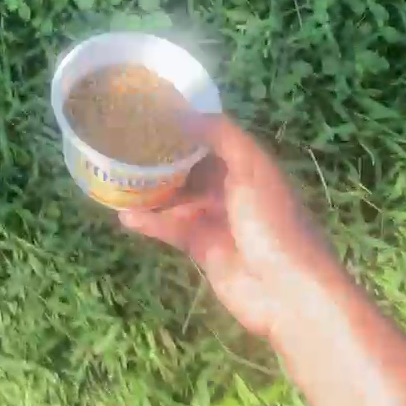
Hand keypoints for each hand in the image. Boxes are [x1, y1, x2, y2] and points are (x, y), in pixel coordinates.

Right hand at [118, 114, 337, 336]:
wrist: (287, 293)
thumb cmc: (272, 222)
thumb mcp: (253, 168)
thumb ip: (221, 135)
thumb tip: (181, 112)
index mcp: (247, 167)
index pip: (210, 138)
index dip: (183, 126)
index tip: (150, 113)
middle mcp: (230, 189)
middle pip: (189, 167)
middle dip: (161, 157)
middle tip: (125, 142)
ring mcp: (215, 219)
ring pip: (176, 197)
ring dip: (150, 189)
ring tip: (117, 176)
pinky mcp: (201, 248)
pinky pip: (171, 228)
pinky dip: (150, 221)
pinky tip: (125, 215)